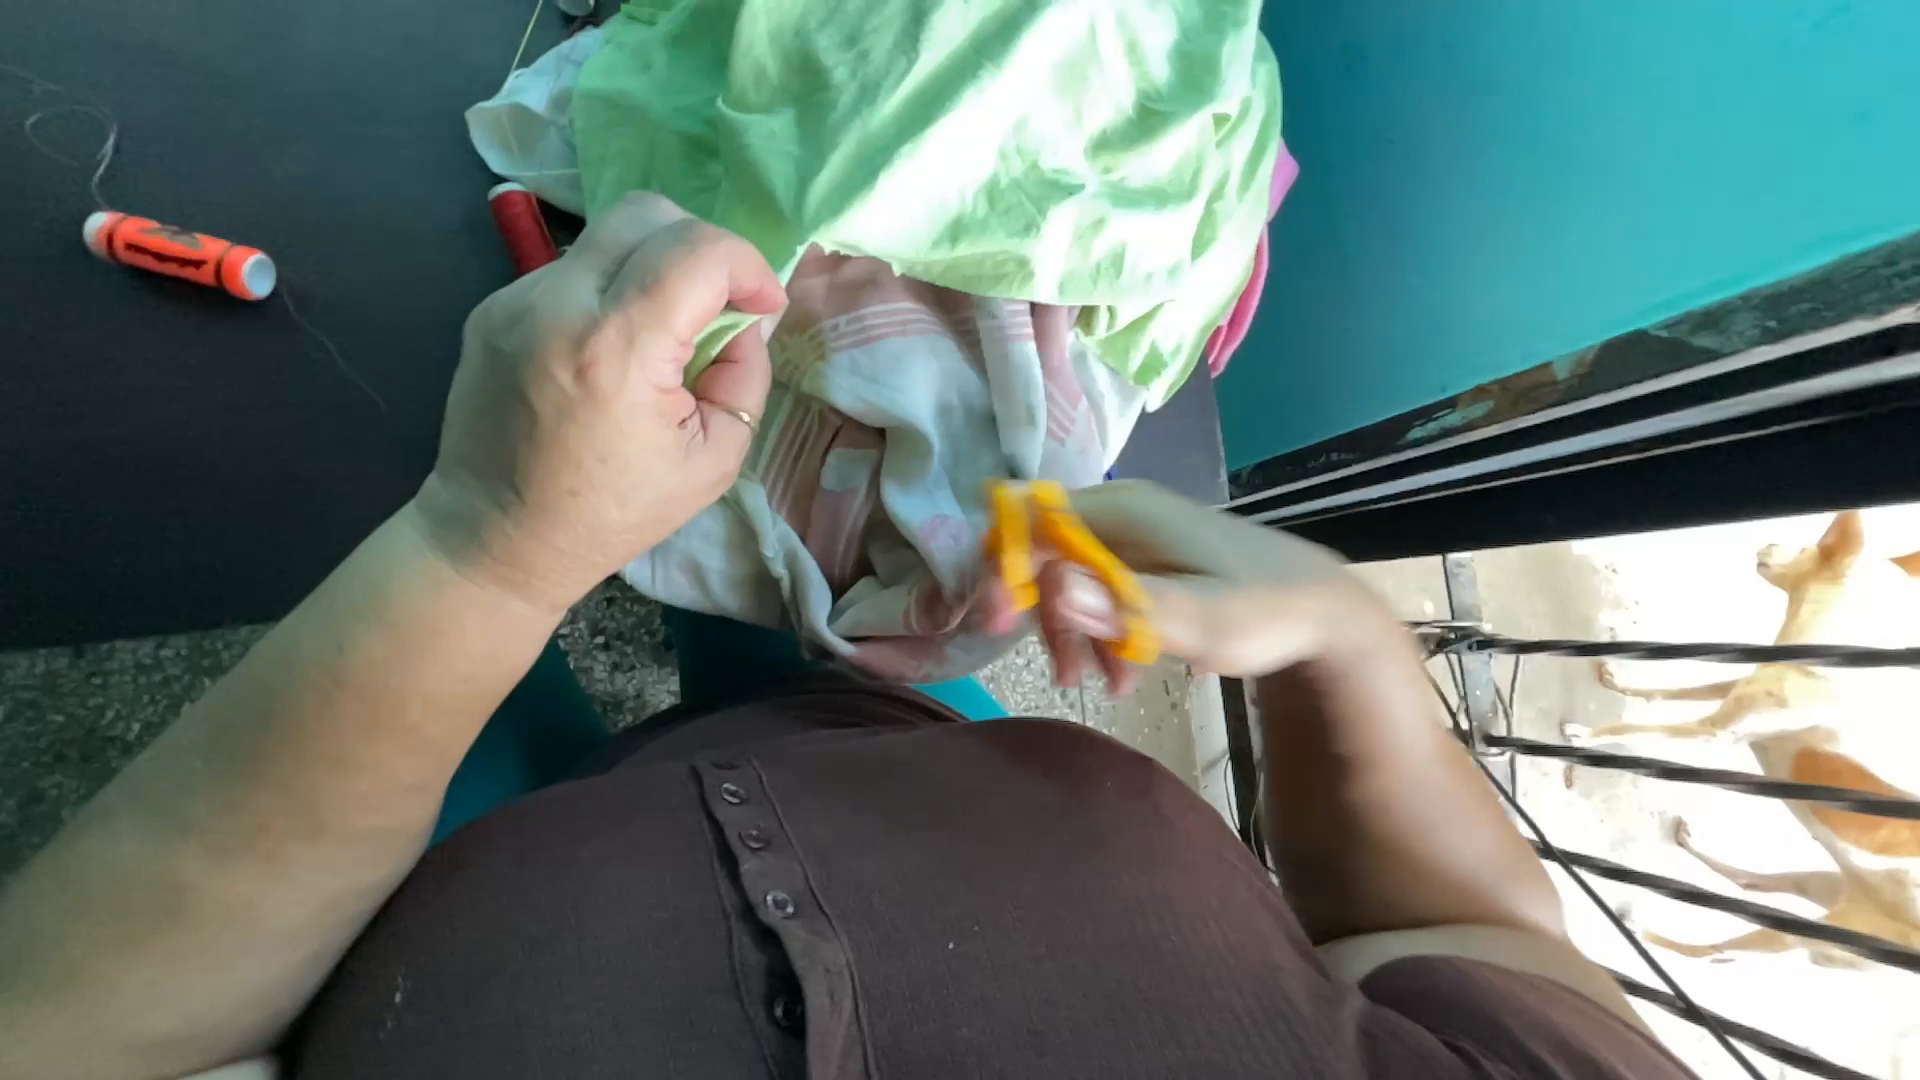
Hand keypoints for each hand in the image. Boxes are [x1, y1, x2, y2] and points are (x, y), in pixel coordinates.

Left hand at [411, 192, 786, 612]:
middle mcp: (557, 305)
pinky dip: (615, 290)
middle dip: (706, 249)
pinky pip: (575, 269)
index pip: (698, 251)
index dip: (748, 265)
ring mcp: (514, 299)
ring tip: (665, 336)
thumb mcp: (715, 460)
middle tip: (720, 305)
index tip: (765, 304)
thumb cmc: (616, 511)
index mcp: (618, 351)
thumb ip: (745, 376)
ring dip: (659, 268)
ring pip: (610, 235)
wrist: (497, 536)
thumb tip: (746, 319)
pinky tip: (614, 352)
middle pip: (650, 213)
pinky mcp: (492, 306)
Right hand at [981, 480, 1393, 688]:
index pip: (1028, 517)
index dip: (1000, 563)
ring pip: (1067, 576)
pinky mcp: (1145, 560)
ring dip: (1071, 632)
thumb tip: (1051, 584)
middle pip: (1042, 551)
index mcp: (1123, 511)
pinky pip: (1096, 589)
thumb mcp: (1201, 619)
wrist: (1323, 612)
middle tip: (1062, 672)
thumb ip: (1125, 605)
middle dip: (1039, 612)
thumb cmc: (1266, 611)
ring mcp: (1132, 536)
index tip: (996, 622)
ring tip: (1096, 684)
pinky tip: (1121, 673)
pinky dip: (1098, 631)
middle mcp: (1120, 513)